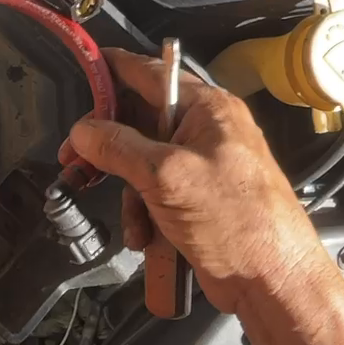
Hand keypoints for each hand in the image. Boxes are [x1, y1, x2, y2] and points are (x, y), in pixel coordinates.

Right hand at [61, 48, 339, 318]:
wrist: (271, 280)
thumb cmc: (232, 219)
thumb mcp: (165, 176)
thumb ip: (118, 146)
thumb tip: (81, 129)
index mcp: (207, 109)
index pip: (151, 74)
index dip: (114, 69)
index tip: (85, 63)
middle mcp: (204, 130)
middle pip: (139, 121)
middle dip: (106, 145)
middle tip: (73, 161)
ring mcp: (200, 165)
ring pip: (140, 163)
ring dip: (128, 193)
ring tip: (131, 221)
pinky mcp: (196, 198)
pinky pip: (154, 193)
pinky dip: (143, 213)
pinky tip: (145, 236)